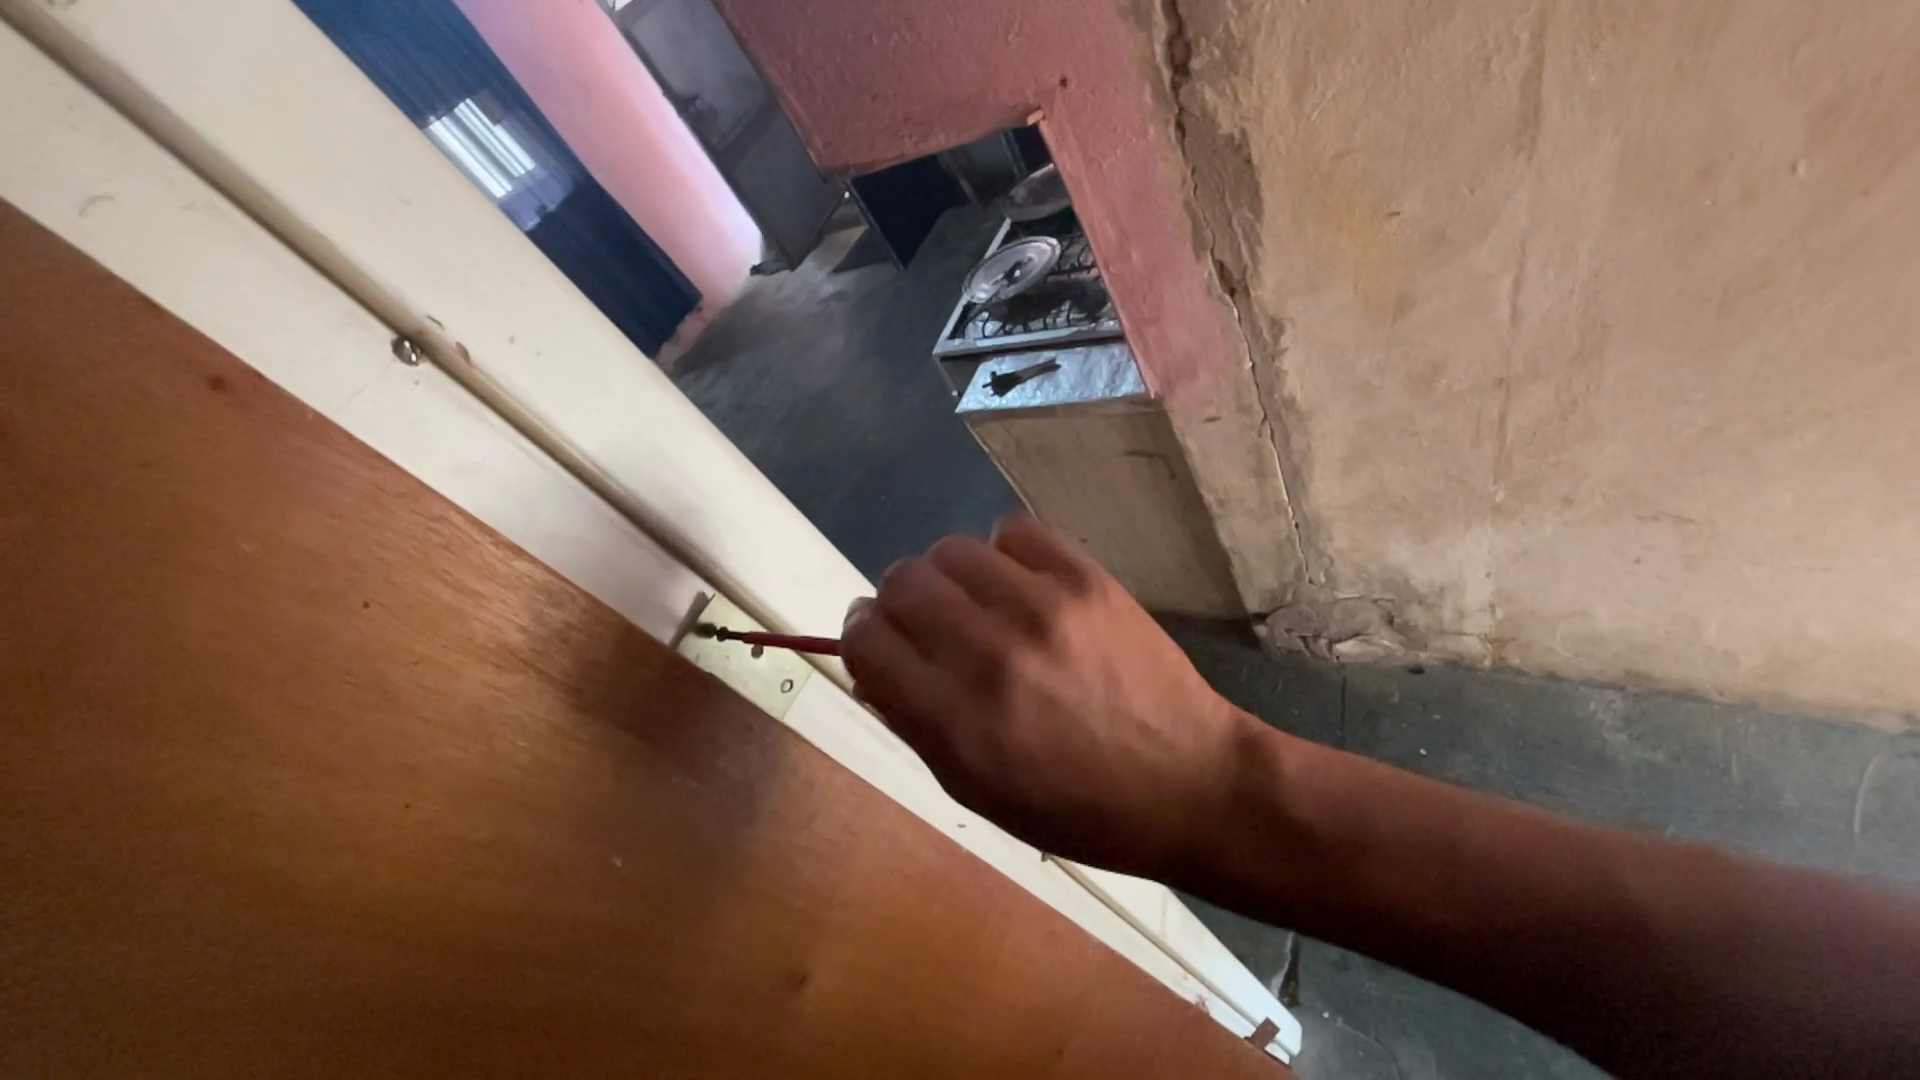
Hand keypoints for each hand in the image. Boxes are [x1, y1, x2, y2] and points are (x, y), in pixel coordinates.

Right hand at [841, 515, 1255, 877]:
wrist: (1188, 783)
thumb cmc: (1074, 808)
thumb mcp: (976, 791)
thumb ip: (914, 721)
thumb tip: (875, 661)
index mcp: (954, 722)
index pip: (866, 641)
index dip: (862, 636)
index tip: (879, 642)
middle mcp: (988, 656)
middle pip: (900, 583)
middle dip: (898, 603)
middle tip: (929, 626)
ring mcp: (1041, 609)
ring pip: (947, 549)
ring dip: (947, 577)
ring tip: (977, 604)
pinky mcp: (1086, 578)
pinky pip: (1011, 529)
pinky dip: (1001, 553)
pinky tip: (1019, 584)